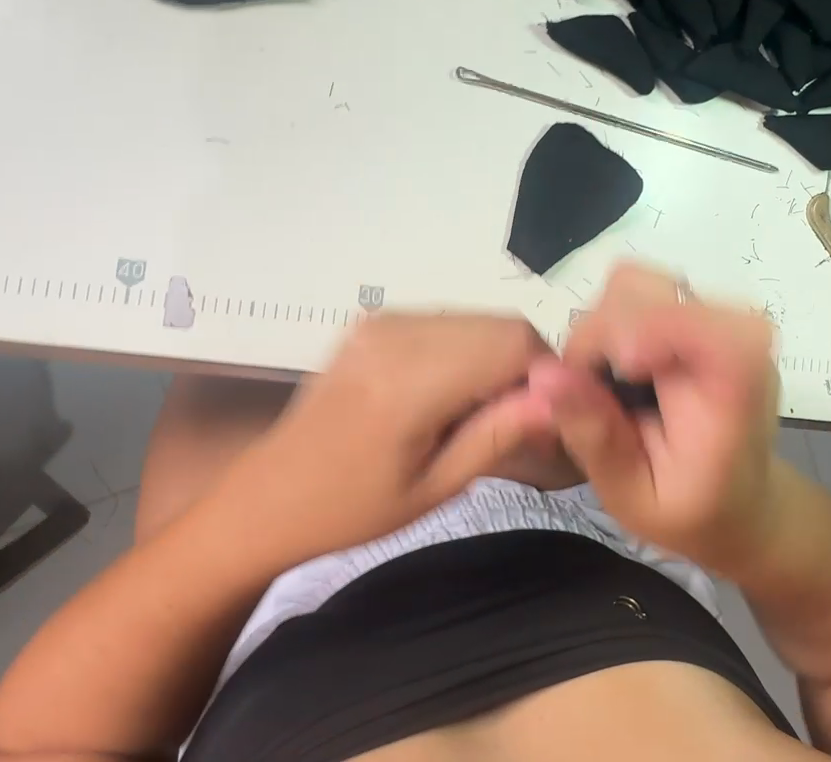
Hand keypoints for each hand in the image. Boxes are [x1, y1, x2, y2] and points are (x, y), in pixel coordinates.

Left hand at [227, 314, 557, 560]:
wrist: (269, 497)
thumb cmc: (352, 510)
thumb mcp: (436, 488)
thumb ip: (500, 435)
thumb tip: (561, 399)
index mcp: (410, 381)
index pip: (514, 342)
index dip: (546, 374)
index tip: (545, 417)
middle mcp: (397, 333)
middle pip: (500, 324)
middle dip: (524, 365)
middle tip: (515, 419)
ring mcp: (381, 320)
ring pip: (477, 318)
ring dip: (496, 355)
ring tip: (477, 409)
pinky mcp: (373, 319)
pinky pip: (446, 321)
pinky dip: (466, 348)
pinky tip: (447, 392)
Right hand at [527, 263, 786, 572]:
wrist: (739, 499)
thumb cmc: (692, 510)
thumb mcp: (635, 497)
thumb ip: (595, 438)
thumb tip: (543, 375)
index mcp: (735, 389)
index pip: (716, 329)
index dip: (659, 326)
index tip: (621, 366)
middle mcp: (731, 336)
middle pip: (649, 292)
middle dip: (601, 336)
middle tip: (589, 395)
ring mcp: (711, 315)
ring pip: (631, 284)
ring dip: (600, 330)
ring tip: (604, 387)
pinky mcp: (689, 309)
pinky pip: (631, 292)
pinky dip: (607, 326)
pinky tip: (616, 373)